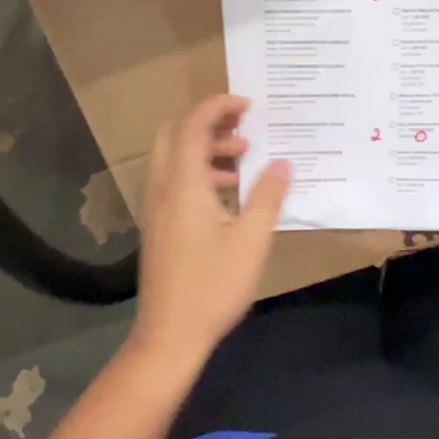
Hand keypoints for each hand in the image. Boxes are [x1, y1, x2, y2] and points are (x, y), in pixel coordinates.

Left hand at [130, 94, 291, 364]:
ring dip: (205, 149)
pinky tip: (228, 195)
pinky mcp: (158, 227)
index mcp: (183, 185)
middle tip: (243, 125)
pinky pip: (174, 182)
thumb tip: (283, 163)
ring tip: (244, 159)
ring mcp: (155, 209)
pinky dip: (198, 173)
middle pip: (175, 134)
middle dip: (208, 122)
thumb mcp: (251, 241)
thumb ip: (268, 197)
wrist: (170, 333)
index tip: (248, 104)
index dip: (218, 106)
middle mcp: (162, 189)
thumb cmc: (214, 286)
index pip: (193, 125)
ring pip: (174, 159)